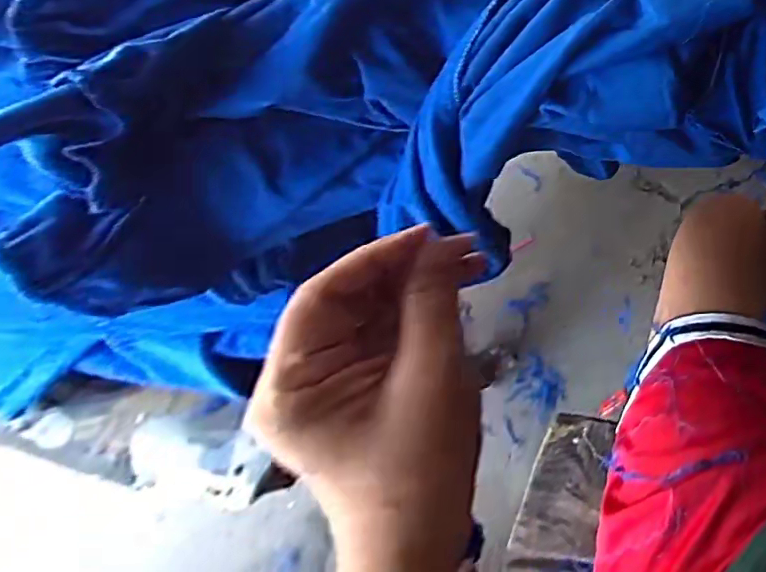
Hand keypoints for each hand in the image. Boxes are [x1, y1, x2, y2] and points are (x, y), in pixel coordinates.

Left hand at [246, 227, 485, 571]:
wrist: (423, 531)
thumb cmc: (419, 462)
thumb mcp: (430, 374)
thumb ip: (431, 303)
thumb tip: (441, 244)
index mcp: (292, 385)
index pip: (321, 297)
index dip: (374, 257)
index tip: (430, 234)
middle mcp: (301, 377)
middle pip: (349, 299)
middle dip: (406, 266)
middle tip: (464, 244)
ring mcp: (334, 379)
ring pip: (375, 307)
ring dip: (422, 280)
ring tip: (474, 260)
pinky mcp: (365, 380)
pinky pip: (391, 326)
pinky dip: (426, 303)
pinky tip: (461, 286)